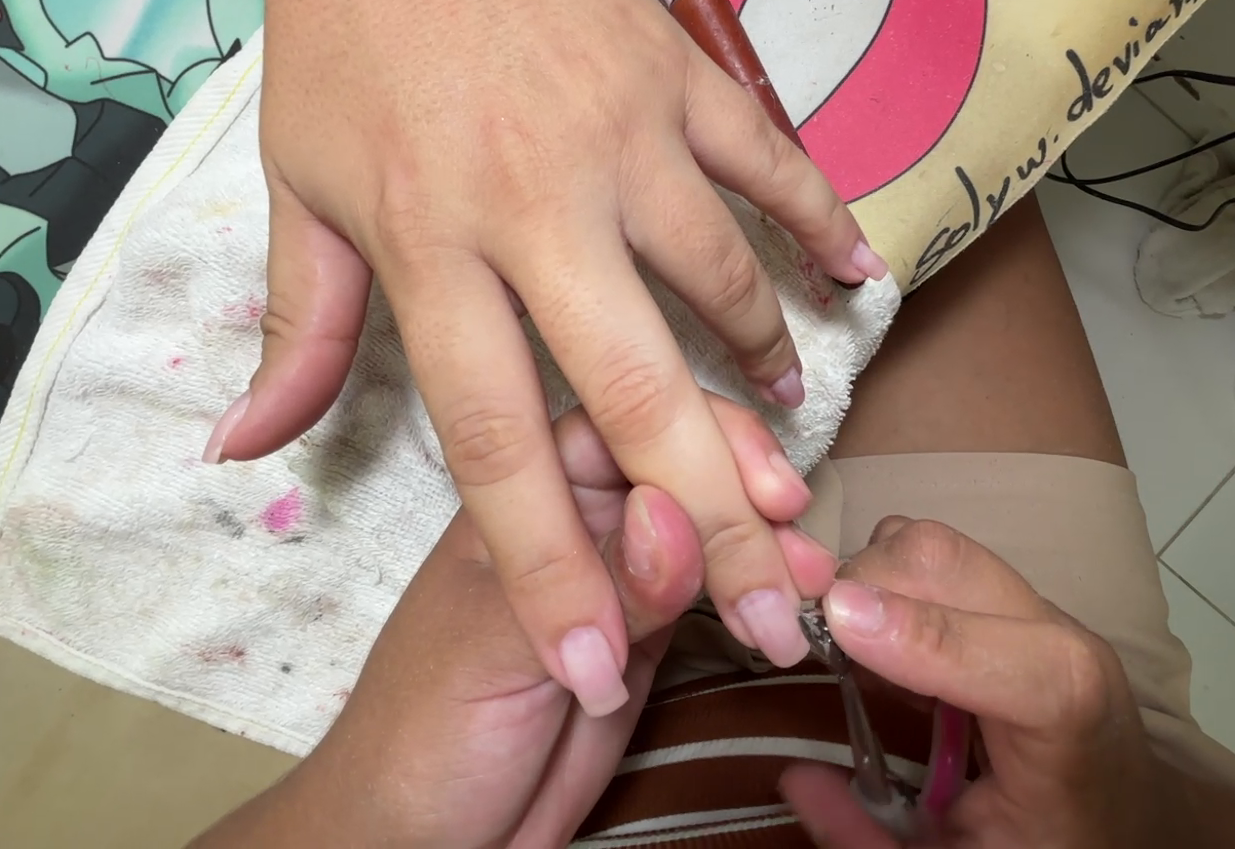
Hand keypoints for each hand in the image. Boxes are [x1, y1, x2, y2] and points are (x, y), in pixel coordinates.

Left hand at [192, 396, 835, 848]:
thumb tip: (677, 517)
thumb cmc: (426, 724)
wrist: (430, 834)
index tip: (759, 485)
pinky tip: (794, 599)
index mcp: (526, 487)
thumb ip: (592, 584)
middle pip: (674, 462)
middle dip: (740, 486)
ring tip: (808, 575)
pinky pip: (715, 587)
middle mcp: (580, 510)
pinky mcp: (654, 622)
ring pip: (705, 521)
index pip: (617, 425)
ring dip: (763, 540)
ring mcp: (623, 565)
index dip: (692, 437)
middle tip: (794, 527)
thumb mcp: (498, 646)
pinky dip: (756, 588)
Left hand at [224, 0, 882, 716]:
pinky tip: (855, 277)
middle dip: (716, 522)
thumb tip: (244, 451)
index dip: (548, 564)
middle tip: (776, 610)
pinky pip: (773, 164)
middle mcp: (539, 205)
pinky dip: (821, 225)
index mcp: (434, 248)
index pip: (495, 438)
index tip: (596, 663)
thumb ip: (296, 335)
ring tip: (786, 419)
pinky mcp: (679, 79)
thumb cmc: (347, 51)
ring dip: (762, 365)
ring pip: (721, 283)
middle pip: (640, 391)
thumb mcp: (300, 197)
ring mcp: (625, 136)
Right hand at [780, 519, 1199, 847]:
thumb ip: (872, 834)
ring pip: (932, 542)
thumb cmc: (1050, 839)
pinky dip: (883, 568)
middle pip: (953, 565)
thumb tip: (793, 776)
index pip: (1035, 670)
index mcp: (1078, 736)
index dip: (934, 638)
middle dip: (863, 584)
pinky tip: (875, 623)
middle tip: (818, 639)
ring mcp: (1035, 606)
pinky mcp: (1006, 588)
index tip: (838, 623)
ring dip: (870, 571)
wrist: (1121, 809)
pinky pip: (927, 549)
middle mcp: (1063, 648)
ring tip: (848, 634)